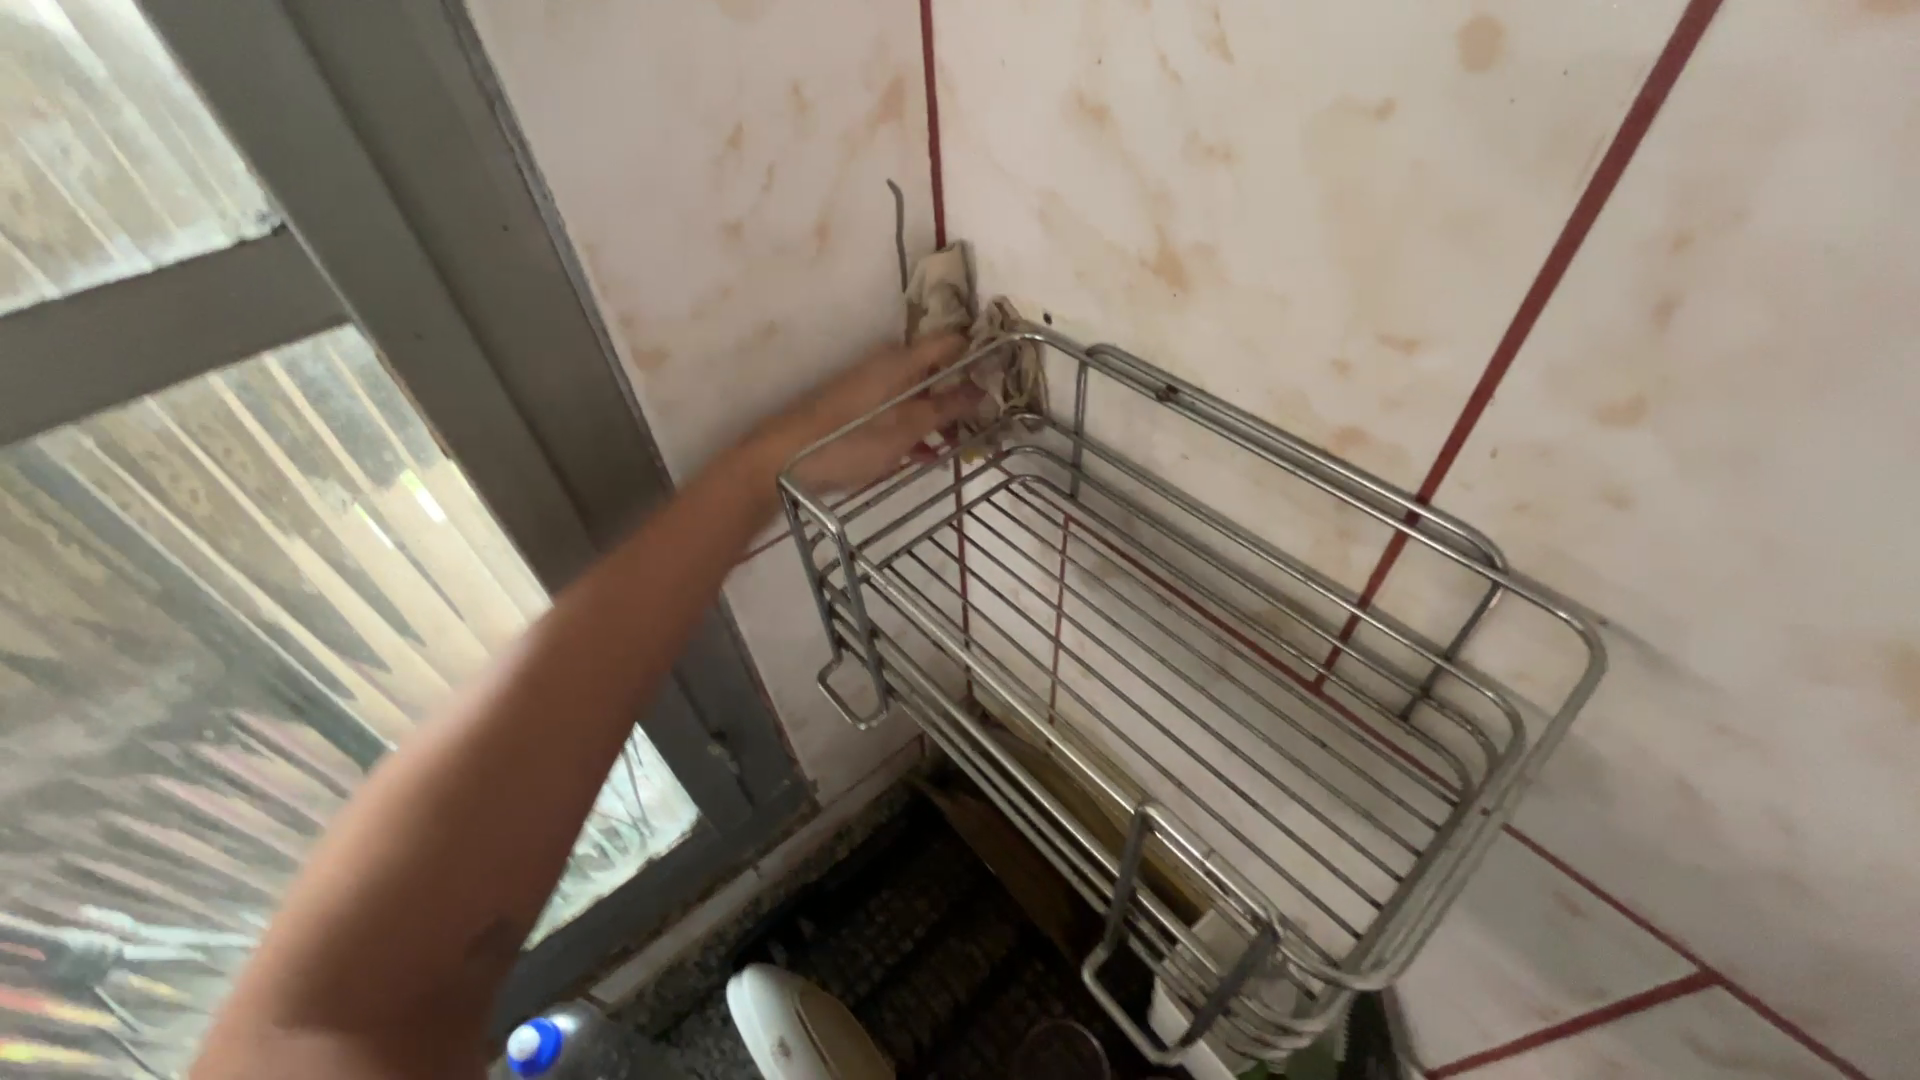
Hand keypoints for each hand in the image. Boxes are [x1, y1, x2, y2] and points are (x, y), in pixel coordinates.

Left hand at [751, 333, 980, 492]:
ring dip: (940, 415)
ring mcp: (869, 387)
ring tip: (962, 443)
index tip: (1004, 377)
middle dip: (962, 392)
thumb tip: (982, 389)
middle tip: (989, 420)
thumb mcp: (905, 429)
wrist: (781, 460)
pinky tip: (926, 454)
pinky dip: (916, 428)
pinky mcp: (857, 410)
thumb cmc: (848, 443)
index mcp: (900, 360)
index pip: (951, 342)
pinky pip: (898, 411)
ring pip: (917, 394)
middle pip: (935, 369)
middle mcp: (885, 365)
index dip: (979, 354)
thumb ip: (945, 409)